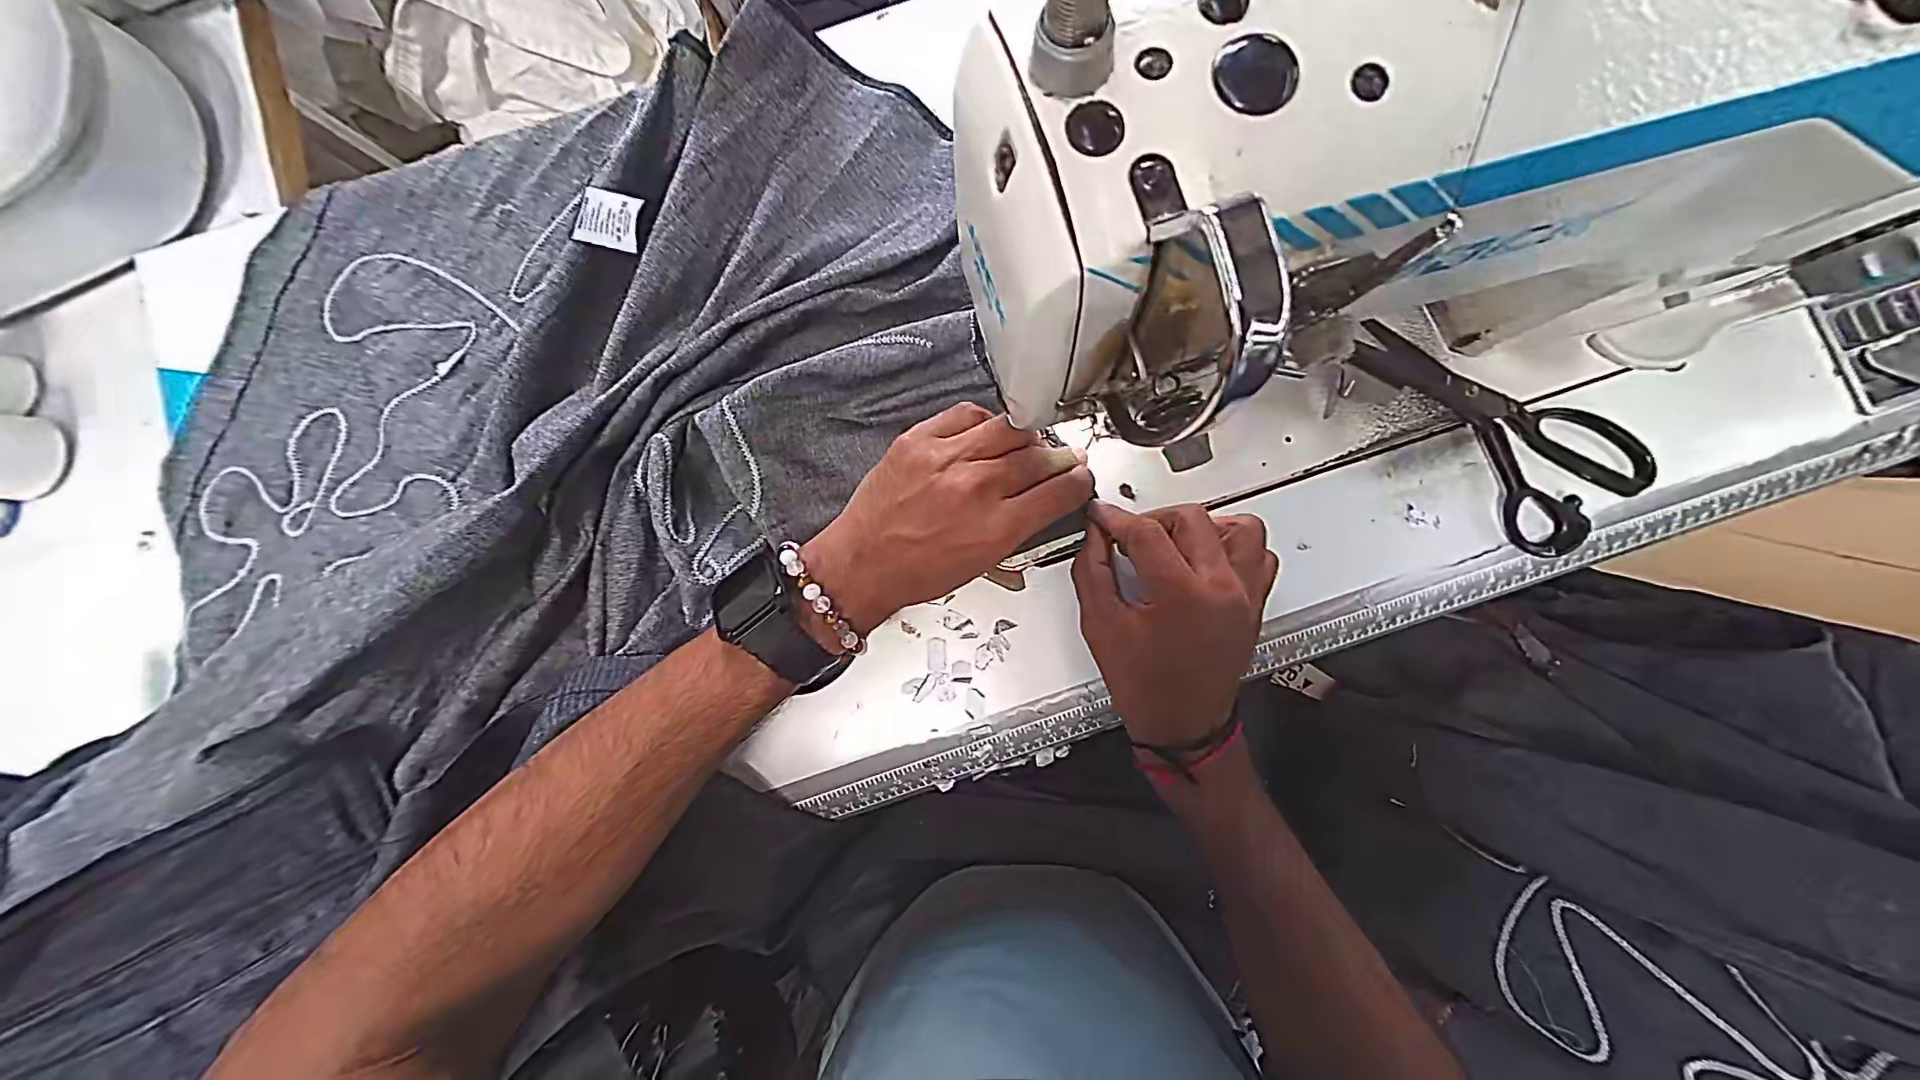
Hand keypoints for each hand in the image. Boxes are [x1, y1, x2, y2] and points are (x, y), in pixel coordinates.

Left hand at [801, 402, 1092, 634]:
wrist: (862, 564)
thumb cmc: (915, 572)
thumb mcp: (981, 563)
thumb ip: (1016, 528)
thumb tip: (1041, 503)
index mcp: (996, 527)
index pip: (1056, 492)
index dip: (1077, 482)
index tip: (1079, 478)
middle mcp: (974, 488)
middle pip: (1037, 457)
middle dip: (1059, 458)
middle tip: (1063, 458)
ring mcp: (945, 459)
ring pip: (1008, 429)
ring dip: (1028, 436)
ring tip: (1030, 443)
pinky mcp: (918, 441)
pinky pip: (966, 414)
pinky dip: (985, 421)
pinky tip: (988, 430)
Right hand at [1071, 502, 1278, 749]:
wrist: (1182, 724)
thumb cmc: (1147, 688)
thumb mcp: (1101, 626)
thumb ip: (1092, 572)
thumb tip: (1094, 538)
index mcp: (1182, 595)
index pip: (1146, 532)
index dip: (1115, 519)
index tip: (1102, 517)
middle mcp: (1222, 590)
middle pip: (1191, 518)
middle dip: (1153, 520)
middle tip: (1130, 536)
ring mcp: (1245, 596)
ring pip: (1238, 527)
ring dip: (1201, 526)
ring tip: (1174, 542)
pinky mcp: (1255, 604)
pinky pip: (1259, 555)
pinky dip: (1234, 547)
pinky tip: (1207, 559)